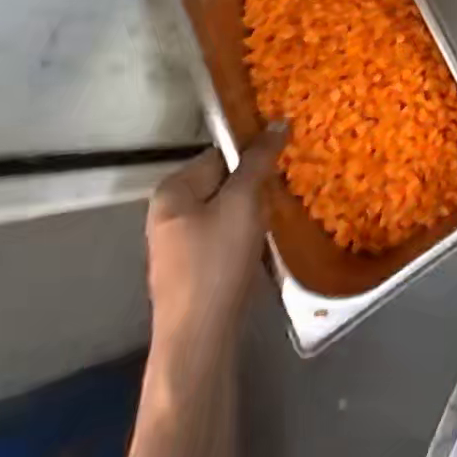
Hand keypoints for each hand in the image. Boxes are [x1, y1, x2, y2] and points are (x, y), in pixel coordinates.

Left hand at [144, 125, 287, 347]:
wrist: (199, 334)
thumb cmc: (216, 260)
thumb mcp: (242, 202)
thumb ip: (258, 161)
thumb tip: (277, 122)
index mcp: (172, 190)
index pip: (221, 153)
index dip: (254, 154)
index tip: (285, 157)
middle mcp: (169, 211)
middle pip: (225, 180)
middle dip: (256, 183)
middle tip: (287, 185)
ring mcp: (180, 241)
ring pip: (229, 208)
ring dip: (255, 208)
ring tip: (280, 211)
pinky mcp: (195, 265)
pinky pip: (227, 232)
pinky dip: (248, 230)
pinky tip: (265, 238)